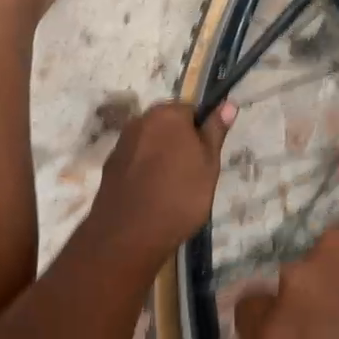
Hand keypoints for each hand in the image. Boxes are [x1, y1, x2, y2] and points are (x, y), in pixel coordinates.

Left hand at [85, 101, 234, 260]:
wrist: (130, 234)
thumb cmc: (179, 196)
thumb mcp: (209, 165)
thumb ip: (215, 131)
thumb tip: (228, 104)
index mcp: (168, 114)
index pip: (191, 111)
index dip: (200, 134)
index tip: (204, 159)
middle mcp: (141, 119)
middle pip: (168, 125)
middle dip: (179, 143)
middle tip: (191, 175)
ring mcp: (122, 142)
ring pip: (150, 143)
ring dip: (160, 157)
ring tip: (170, 189)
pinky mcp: (110, 164)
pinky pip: (134, 160)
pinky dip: (142, 170)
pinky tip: (149, 195)